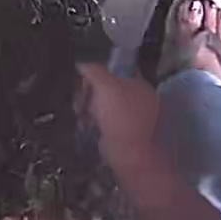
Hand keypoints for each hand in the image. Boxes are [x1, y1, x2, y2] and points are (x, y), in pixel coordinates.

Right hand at [76, 63, 175, 200]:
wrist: (130, 157)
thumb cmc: (120, 116)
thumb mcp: (103, 84)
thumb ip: (92, 68)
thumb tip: (82, 62)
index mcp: (140, 84)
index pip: (115, 67)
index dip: (97, 69)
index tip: (84, 75)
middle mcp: (139, 98)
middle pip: (106, 84)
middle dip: (89, 88)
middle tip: (80, 95)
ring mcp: (132, 117)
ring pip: (101, 101)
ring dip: (87, 104)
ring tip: (80, 110)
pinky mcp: (122, 132)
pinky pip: (102, 117)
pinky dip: (92, 118)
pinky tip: (85, 121)